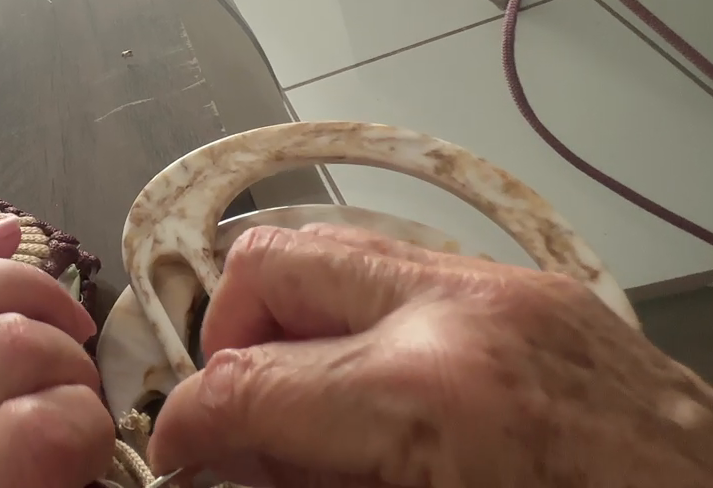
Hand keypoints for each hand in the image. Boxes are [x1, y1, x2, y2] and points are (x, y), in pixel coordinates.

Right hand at [147, 224, 712, 486]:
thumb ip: (313, 486)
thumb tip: (232, 464)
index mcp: (436, 400)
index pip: (251, 381)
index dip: (191, 423)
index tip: (178, 452)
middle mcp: (458, 311)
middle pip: (267, 263)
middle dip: (229, 335)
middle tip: (239, 409)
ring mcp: (502, 286)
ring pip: (325, 247)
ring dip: (288, 317)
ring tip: (306, 395)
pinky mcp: (534, 287)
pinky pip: (396, 269)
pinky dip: (356, 317)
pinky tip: (379, 385)